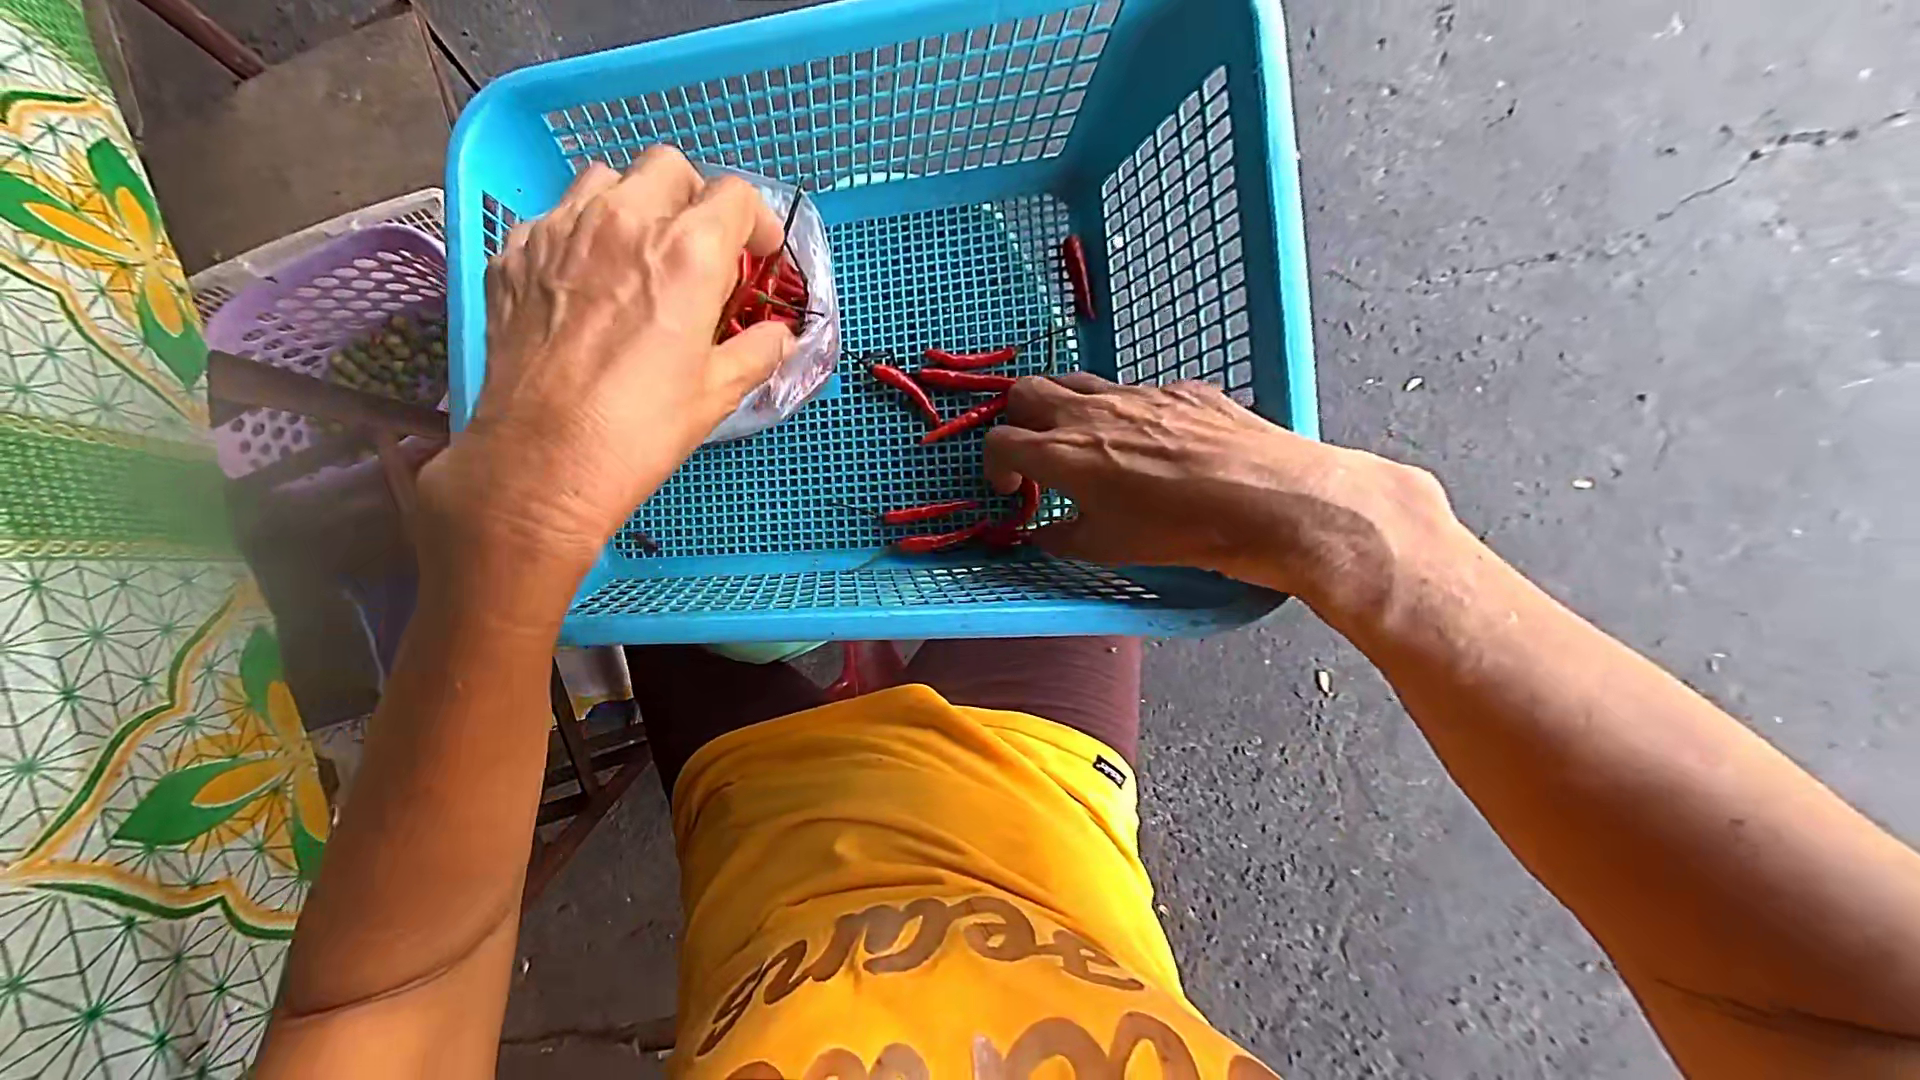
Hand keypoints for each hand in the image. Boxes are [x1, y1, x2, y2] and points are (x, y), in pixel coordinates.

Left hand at [418, 146, 793, 580]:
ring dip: (638, 204)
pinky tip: (590, 279)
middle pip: (669, 167)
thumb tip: (780, 338)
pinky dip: (585, 231)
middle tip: (703, 250)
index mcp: (688, 255)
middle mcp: (623, 222)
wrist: (545, 460)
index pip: (735, 195)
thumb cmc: (645, 428)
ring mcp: (560, 230)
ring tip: (643, 255)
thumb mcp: (720, 391)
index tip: (758, 255)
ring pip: (607, 178)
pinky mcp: (515, 252)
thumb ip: (760, 350)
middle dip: (697, 199)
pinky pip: (557, 214)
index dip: (757, 222)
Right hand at [982, 374, 1465, 622]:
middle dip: (1018, 420)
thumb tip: (1042, 535)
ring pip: (1077, 382)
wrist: (1272, 501)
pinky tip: (1150, 444)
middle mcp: (1090, 411)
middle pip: (1026, 391)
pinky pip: (1133, 391)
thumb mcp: (1110, 546)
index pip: (999, 439)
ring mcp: (1136, 392)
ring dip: (1065, 409)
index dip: (995, 464)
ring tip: (1087, 444)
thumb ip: (1064, 537)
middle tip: (1037, 454)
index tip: (1012, 487)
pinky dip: (1121, 412)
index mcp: (1064, 452)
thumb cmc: (1182, 532)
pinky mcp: (1179, 388)